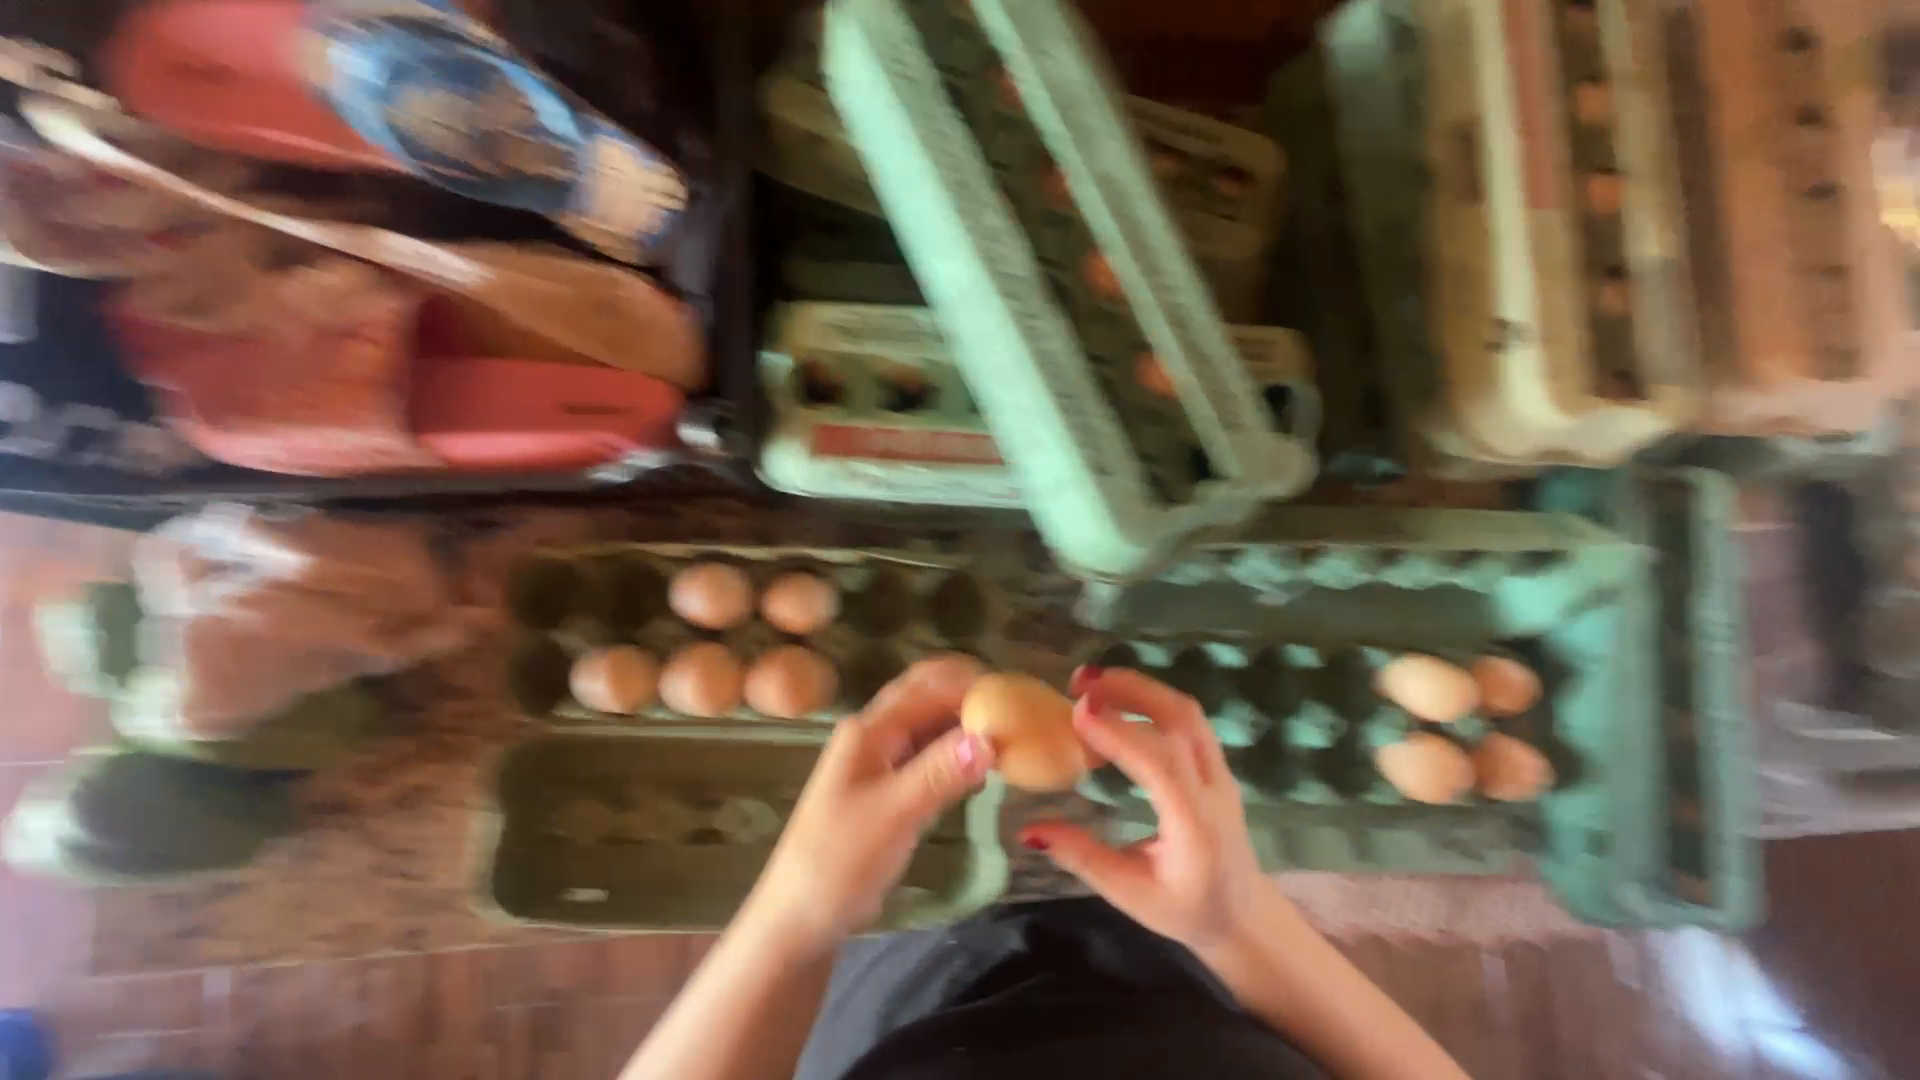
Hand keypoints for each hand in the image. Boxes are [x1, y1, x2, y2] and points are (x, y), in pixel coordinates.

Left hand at [743, 654, 995, 953]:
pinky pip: (929, 756)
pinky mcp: (889, 789)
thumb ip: (940, 773)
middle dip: (971, 696)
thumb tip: (991, 737)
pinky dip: (958, 755)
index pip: (927, 686)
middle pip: (928, 697)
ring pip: (931, 727)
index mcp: (870, 730)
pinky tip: (986, 769)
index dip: (972, 684)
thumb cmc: (838, 862)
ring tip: (1013, 736)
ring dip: (967, 725)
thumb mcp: (894, 815)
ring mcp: (880, 761)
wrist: (798, 918)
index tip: (1018, 697)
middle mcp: (875, 735)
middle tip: (1021, 711)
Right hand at [1019, 666, 1269, 952]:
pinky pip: (1188, 719)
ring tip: (1094, 682)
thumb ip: (1082, 857)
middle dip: (1130, 690)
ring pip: (1187, 711)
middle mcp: (1215, 788)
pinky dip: (1152, 698)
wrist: (1243, 915)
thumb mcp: (1129, 893)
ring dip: (1141, 687)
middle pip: (1181, 719)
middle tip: (1079, 681)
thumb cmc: (1185, 909)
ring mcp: (1221, 771)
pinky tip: (1119, 699)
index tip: (1077, 711)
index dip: (1120, 732)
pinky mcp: (1216, 763)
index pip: (1161, 763)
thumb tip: (1028, 829)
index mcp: (1195, 825)